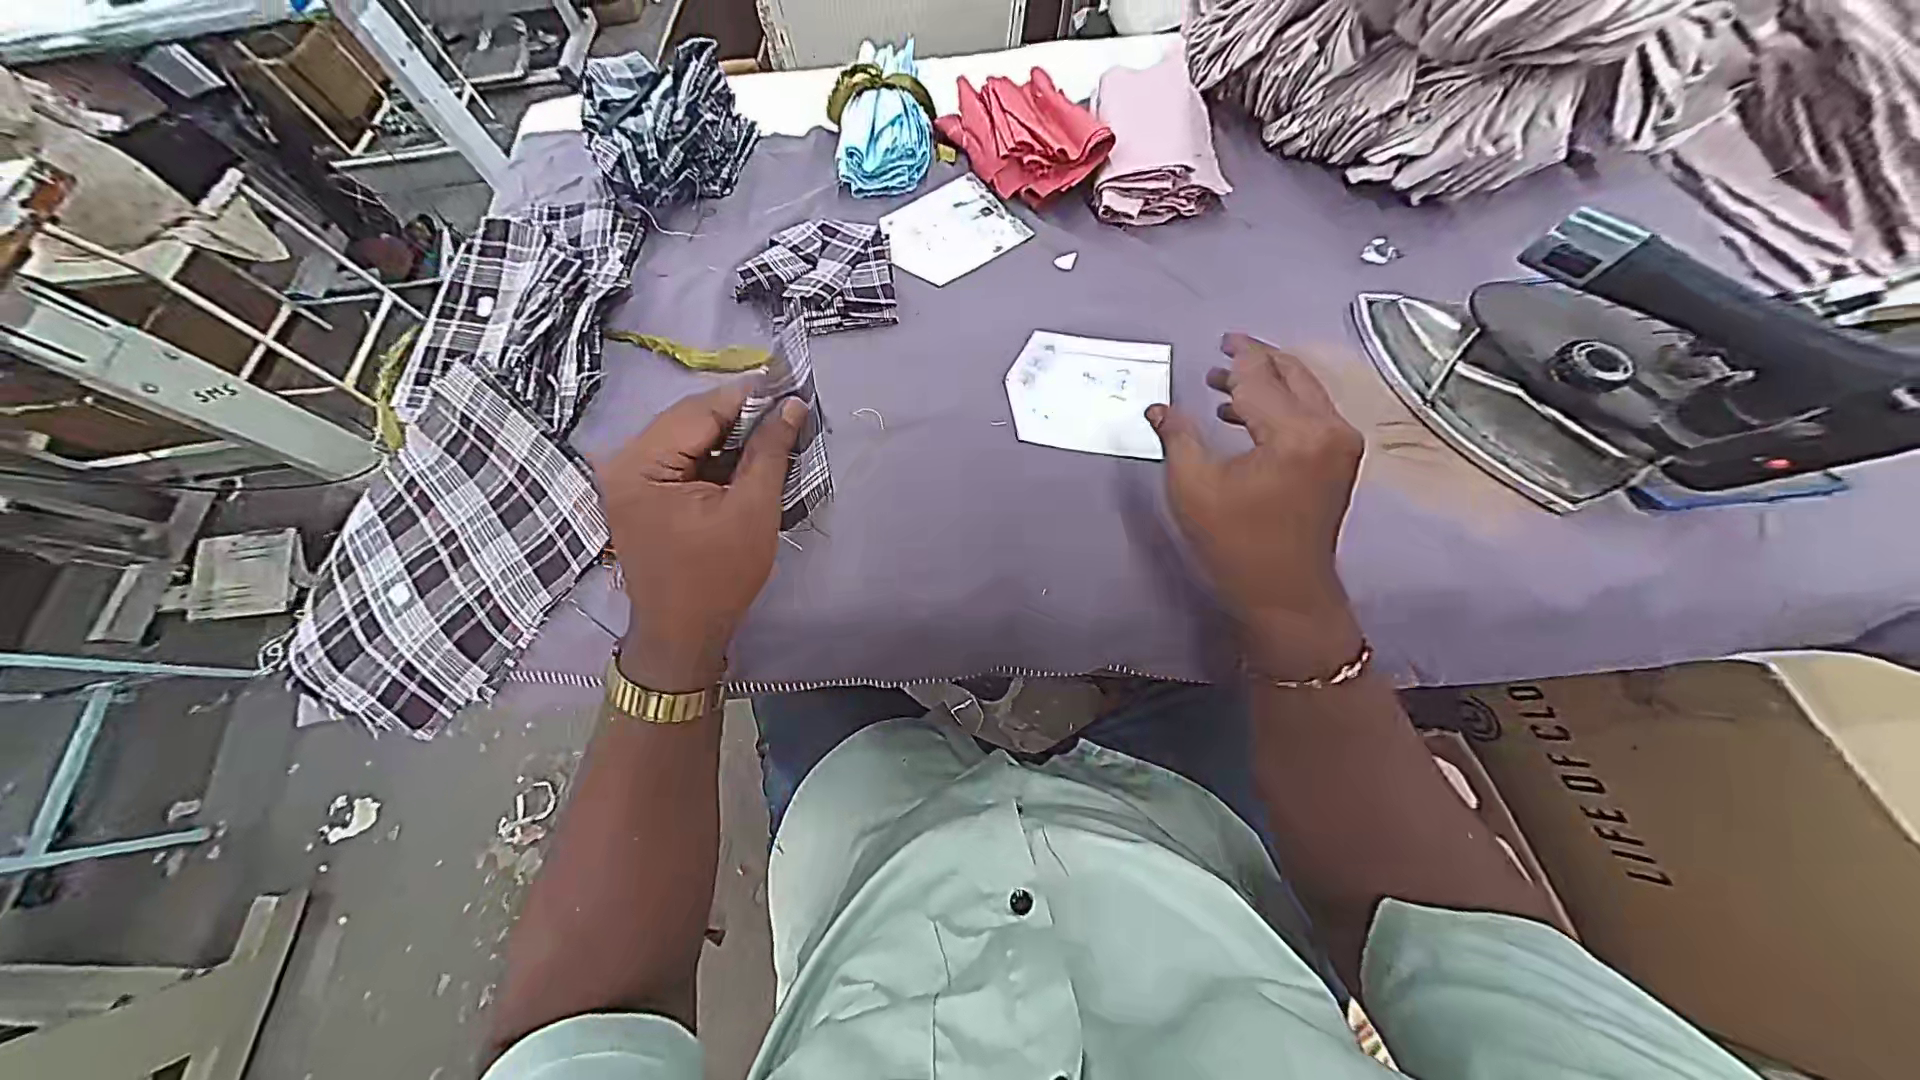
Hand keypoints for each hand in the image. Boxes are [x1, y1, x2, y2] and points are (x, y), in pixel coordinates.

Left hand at [593, 380, 805, 691]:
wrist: (683, 634)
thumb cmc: (718, 577)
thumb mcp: (752, 510)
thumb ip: (769, 452)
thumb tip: (791, 406)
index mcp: (640, 465)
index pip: (698, 411)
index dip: (746, 396)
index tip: (788, 386)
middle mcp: (622, 463)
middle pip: (690, 421)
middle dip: (740, 417)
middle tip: (787, 412)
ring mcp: (627, 479)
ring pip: (688, 439)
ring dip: (730, 437)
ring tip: (774, 435)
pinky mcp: (640, 494)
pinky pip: (683, 461)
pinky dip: (716, 459)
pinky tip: (747, 461)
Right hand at [1148, 333, 1365, 677]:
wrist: (1285, 593)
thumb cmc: (1235, 544)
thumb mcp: (1193, 488)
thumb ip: (1178, 437)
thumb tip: (1159, 408)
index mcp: (1295, 433)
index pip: (1261, 378)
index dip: (1238, 357)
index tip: (1221, 340)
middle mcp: (1329, 430)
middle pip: (1293, 375)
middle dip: (1258, 359)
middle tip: (1225, 350)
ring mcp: (1341, 445)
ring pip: (1306, 391)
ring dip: (1269, 382)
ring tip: (1224, 383)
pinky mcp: (1340, 461)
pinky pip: (1312, 413)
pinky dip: (1282, 404)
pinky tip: (1247, 414)